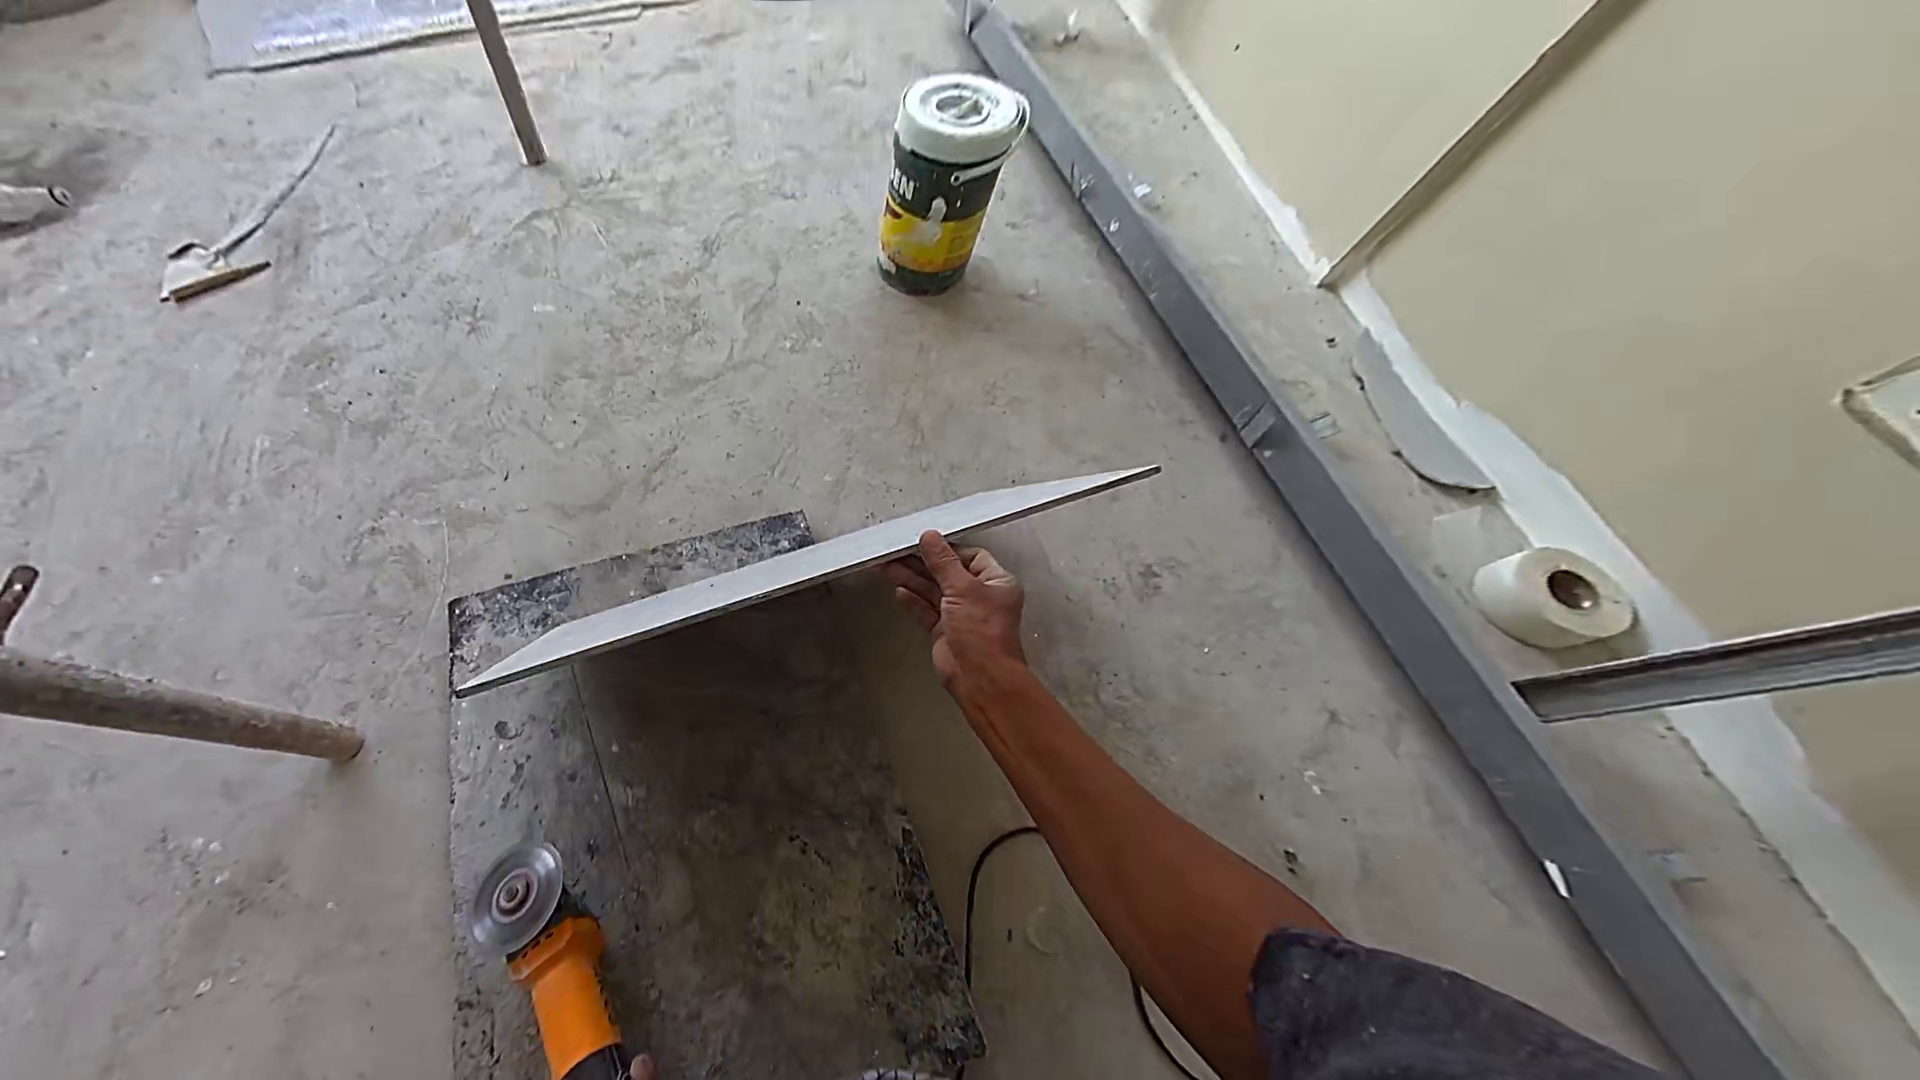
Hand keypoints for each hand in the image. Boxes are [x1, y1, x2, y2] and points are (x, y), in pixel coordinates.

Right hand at [885, 531, 1026, 691]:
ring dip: (913, 579)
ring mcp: (962, 615)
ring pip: (934, 591)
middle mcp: (981, 598)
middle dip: (923, 563)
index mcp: (996, 582)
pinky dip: (913, 601)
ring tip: (890, 568)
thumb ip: (943, 562)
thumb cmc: (985, 636)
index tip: (925, 542)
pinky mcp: (946, 631)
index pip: (970, 556)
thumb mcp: (963, 588)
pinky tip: (900, 592)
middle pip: (948, 572)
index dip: (947, 549)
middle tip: (900, 553)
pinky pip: (926, 611)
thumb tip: (932, 540)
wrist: (979, 677)